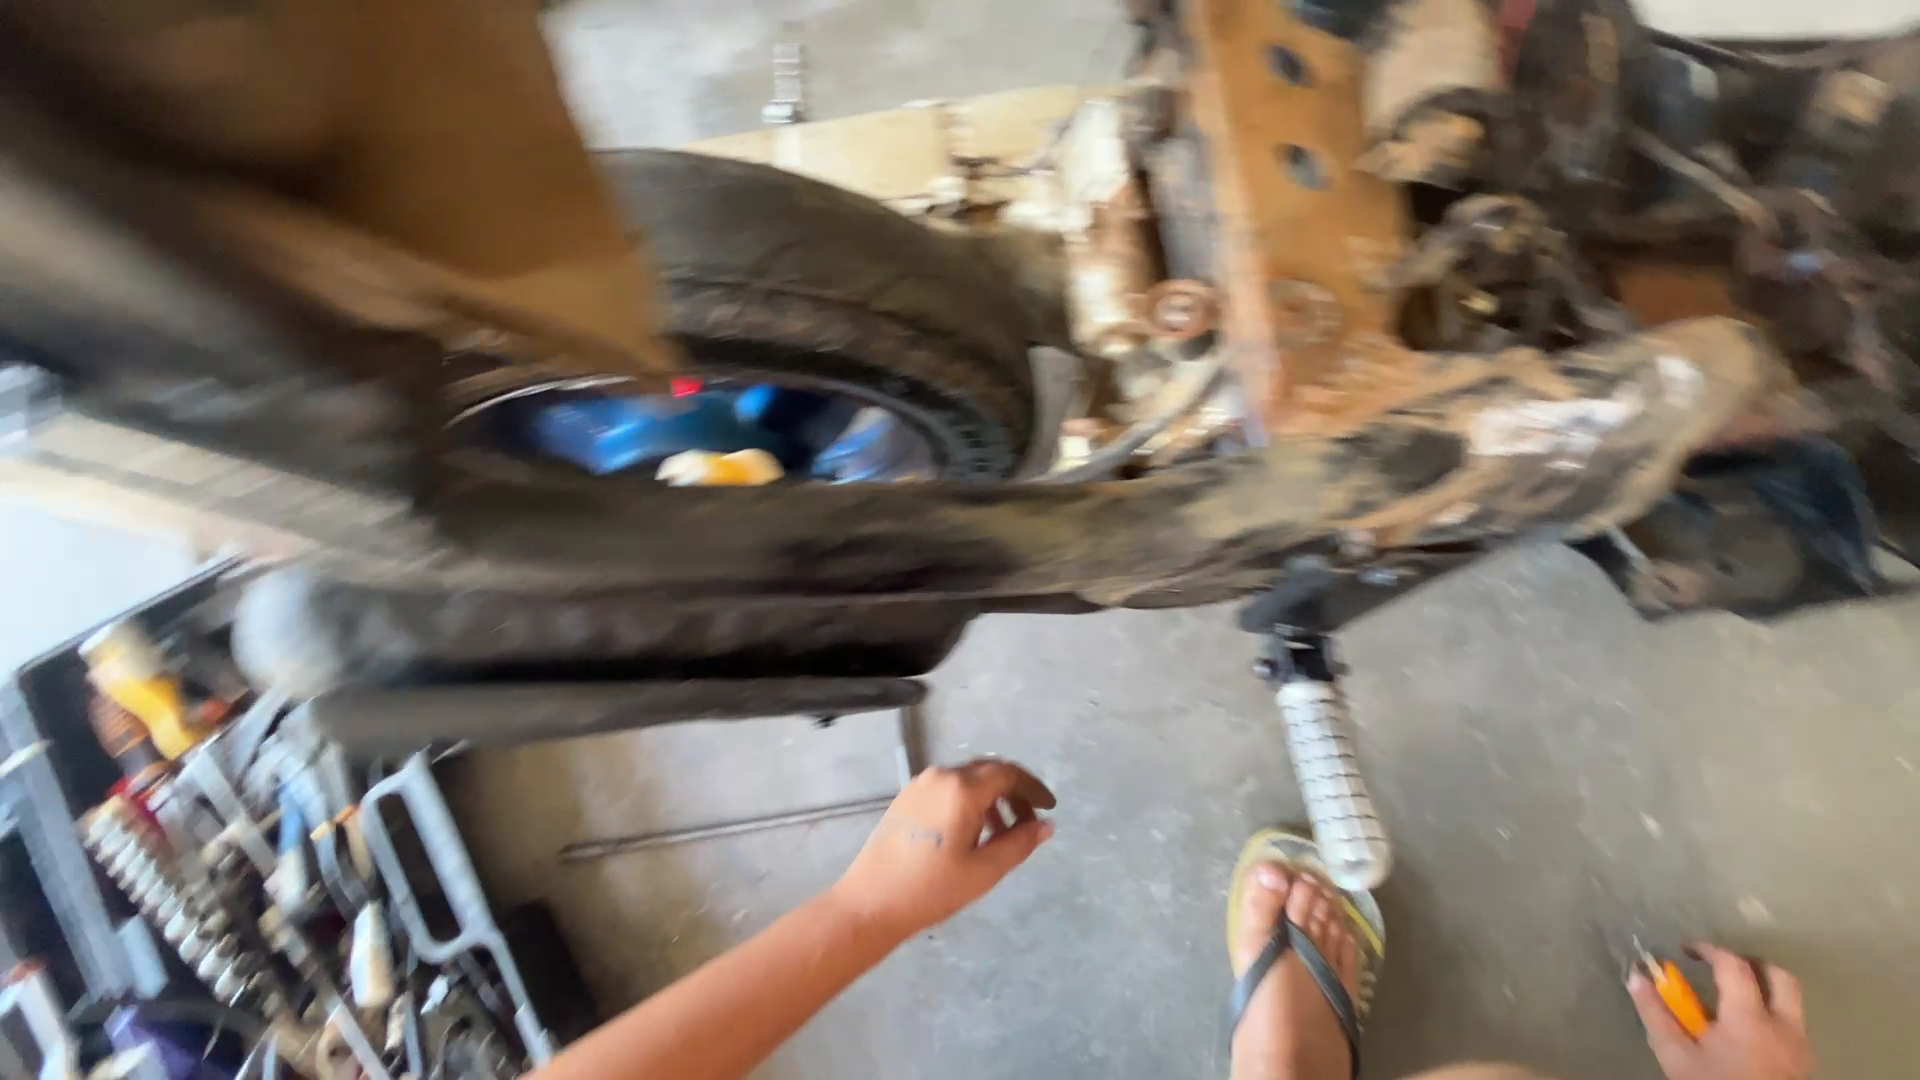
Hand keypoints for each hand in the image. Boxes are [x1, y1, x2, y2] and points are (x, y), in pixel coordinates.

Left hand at [829, 759, 1055, 938]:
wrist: (871, 902)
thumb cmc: (931, 889)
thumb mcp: (984, 870)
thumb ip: (1019, 843)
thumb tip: (1046, 825)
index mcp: (962, 788)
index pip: (1008, 773)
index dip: (1033, 789)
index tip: (1049, 808)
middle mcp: (941, 775)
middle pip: (988, 772)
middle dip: (1014, 794)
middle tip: (1029, 823)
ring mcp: (921, 784)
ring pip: (968, 780)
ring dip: (992, 800)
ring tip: (1002, 836)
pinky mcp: (908, 796)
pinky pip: (949, 788)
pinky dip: (969, 803)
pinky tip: (973, 834)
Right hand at [1628, 944, 1812, 1079]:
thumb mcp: (1675, 1054)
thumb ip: (1654, 1012)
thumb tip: (1636, 975)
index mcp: (1750, 1020)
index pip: (1735, 966)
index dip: (1708, 949)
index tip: (1685, 950)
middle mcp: (1785, 1028)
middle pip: (1780, 977)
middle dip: (1748, 962)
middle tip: (1717, 965)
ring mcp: (1802, 1047)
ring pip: (1792, 1001)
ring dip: (1760, 987)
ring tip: (1726, 996)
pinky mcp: (1806, 1063)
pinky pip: (1791, 1023)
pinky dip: (1767, 1010)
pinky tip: (1742, 1027)